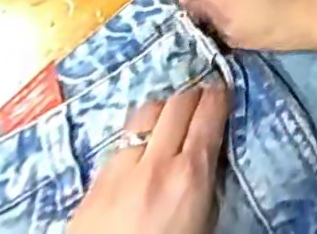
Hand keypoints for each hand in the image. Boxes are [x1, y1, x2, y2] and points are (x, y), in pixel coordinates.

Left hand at [69, 82, 228, 233]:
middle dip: (194, 96)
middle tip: (202, 104)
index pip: (210, 109)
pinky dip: (136, 139)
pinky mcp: (91, 188)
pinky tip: (140, 155)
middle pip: (178, 102)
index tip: (226, 95)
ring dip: (163, 112)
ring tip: (169, 124)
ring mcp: (118, 173)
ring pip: (145, 113)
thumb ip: (209, 178)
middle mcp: (155, 163)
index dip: (221, 95)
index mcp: (189, 174)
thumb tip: (214, 147)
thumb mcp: (204, 221)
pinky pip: (120, 144)